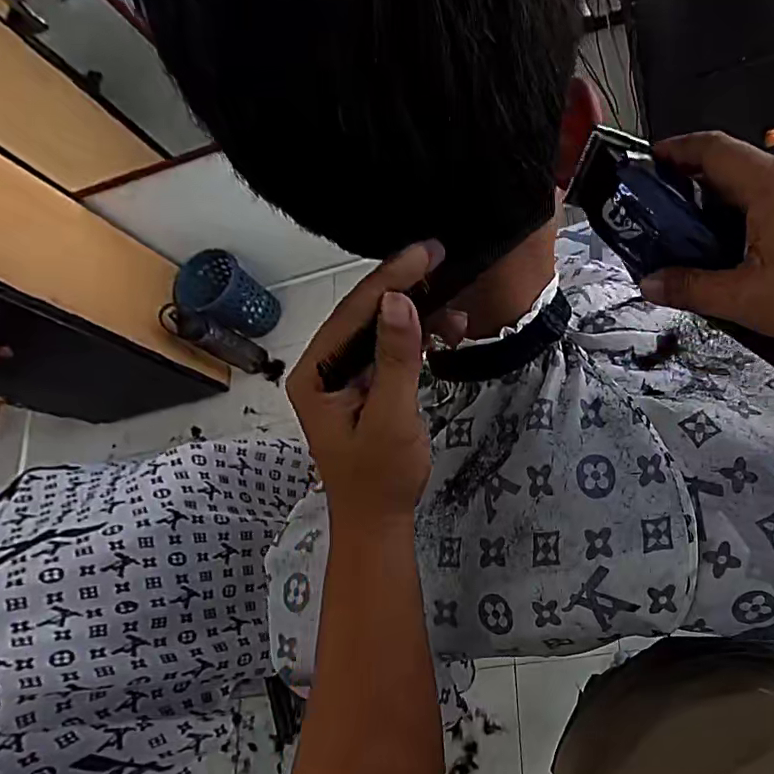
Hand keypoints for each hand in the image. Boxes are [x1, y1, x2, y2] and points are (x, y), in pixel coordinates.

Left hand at [285, 242, 440, 519]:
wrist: (379, 519)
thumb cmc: (380, 476)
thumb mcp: (390, 418)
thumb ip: (395, 360)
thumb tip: (400, 302)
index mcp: (316, 373)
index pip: (354, 313)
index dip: (391, 280)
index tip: (425, 253)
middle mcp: (326, 368)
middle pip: (366, 315)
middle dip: (406, 289)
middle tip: (441, 259)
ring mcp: (347, 378)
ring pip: (382, 332)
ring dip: (419, 317)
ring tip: (456, 307)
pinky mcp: (368, 389)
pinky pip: (392, 353)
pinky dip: (420, 342)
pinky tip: (447, 333)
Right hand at [637, 132, 773, 354]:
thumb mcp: (745, 299)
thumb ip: (692, 289)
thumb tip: (655, 283)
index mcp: (768, 187)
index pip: (710, 147)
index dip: (674, 150)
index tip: (651, 162)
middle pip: (728, 165)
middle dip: (690, 184)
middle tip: (664, 212)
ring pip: (750, 187)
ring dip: (718, 205)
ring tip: (696, 240)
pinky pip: (771, 205)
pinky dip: (744, 219)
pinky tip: (736, 255)